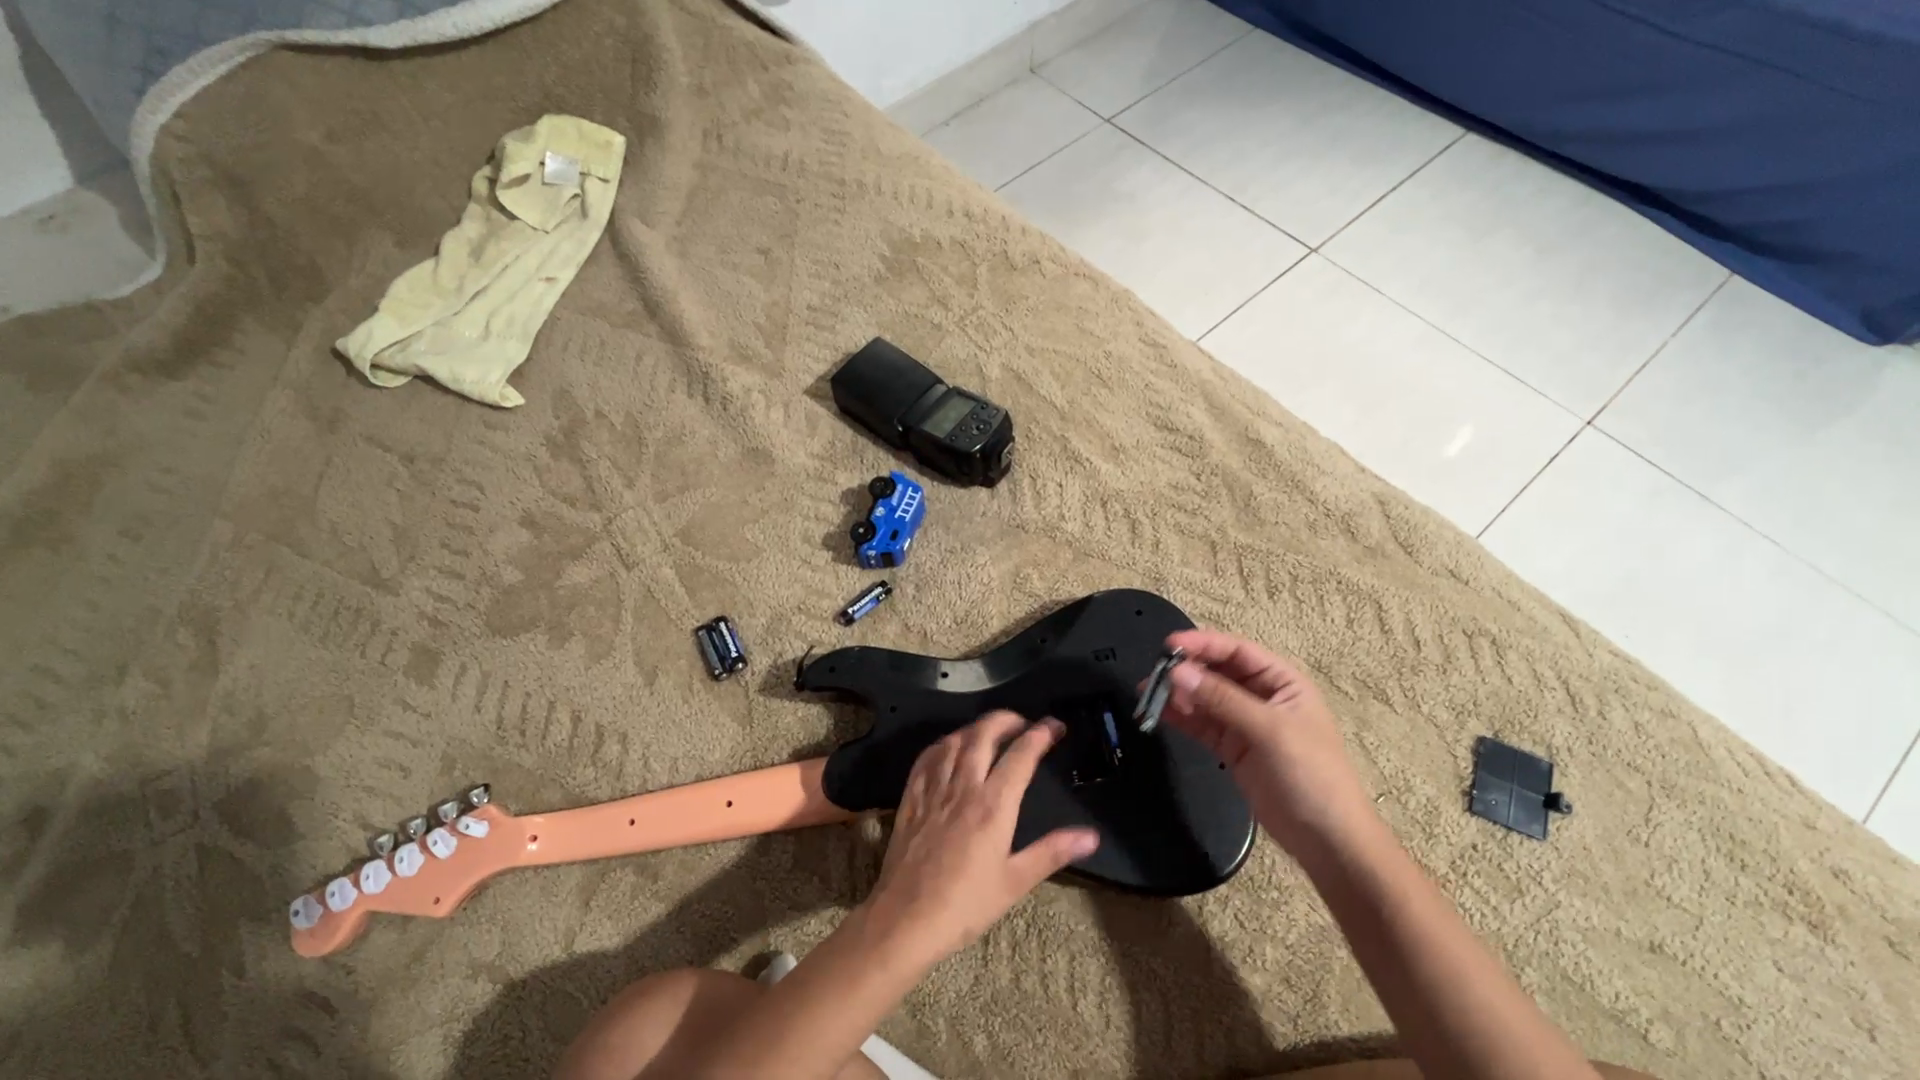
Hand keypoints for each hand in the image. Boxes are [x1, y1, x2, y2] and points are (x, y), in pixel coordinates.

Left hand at [863, 711, 1099, 963]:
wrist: (906, 919)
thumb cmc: (966, 905)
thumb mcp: (1016, 882)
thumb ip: (1053, 852)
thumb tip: (1091, 836)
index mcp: (993, 805)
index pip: (1021, 756)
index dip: (1040, 735)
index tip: (1055, 726)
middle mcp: (963, 787)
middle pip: (984, 735)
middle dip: (1006, 720)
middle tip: (1022, 723)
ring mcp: (933, 790)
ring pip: (954, 741)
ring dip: (975, 728)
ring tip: (990, 731)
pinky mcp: (910, 799)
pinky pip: (926, 758)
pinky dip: (943, 743)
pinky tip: (949, 747)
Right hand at [1161, 629, 1374, 858]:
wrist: (1326, 838)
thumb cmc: (1312, 774)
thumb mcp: (1270, 730)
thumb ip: (1222, 699)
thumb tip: (1178, 672)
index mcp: (1282, 682)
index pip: (1237, 652)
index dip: (1203, 644)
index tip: (1168, 646)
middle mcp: (1262, 696)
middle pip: (1217, 672)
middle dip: (1187, 670)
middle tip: (1154, 675)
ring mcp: (1245, 724)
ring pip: (1204, 698)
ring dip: (1179, 694)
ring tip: (1148, 694)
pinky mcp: (1231, 749)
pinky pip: (1201, 724)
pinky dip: (1180, 718)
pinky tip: (1158, 713)